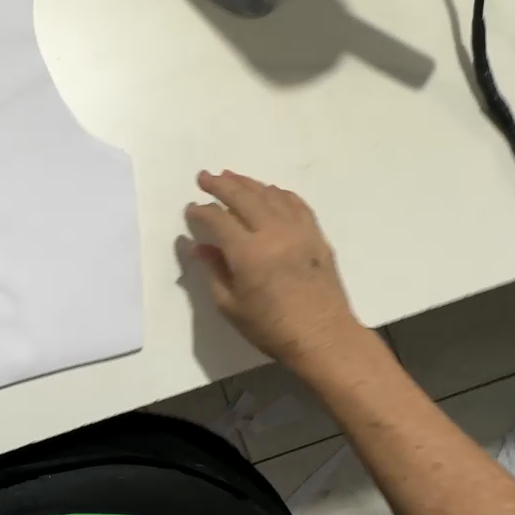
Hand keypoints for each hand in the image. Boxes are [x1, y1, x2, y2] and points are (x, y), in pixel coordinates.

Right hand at [185, 170, 365, 372]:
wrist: (324, 338)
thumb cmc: (271, 328)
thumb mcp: (230, 306)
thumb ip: (213, 271)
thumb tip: (199, 247)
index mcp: (248, 253)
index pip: (218, 220)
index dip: (201, 212)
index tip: (190, 210)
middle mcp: (274, 234)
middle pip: (244, 197)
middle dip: (221, 185)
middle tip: (204, 177)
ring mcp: (299, 232)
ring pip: (271, 196)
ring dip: (249, 183)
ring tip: (231, 177)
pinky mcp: (316, 237)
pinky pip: (296, 205)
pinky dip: (279, 194)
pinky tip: (270, 192)